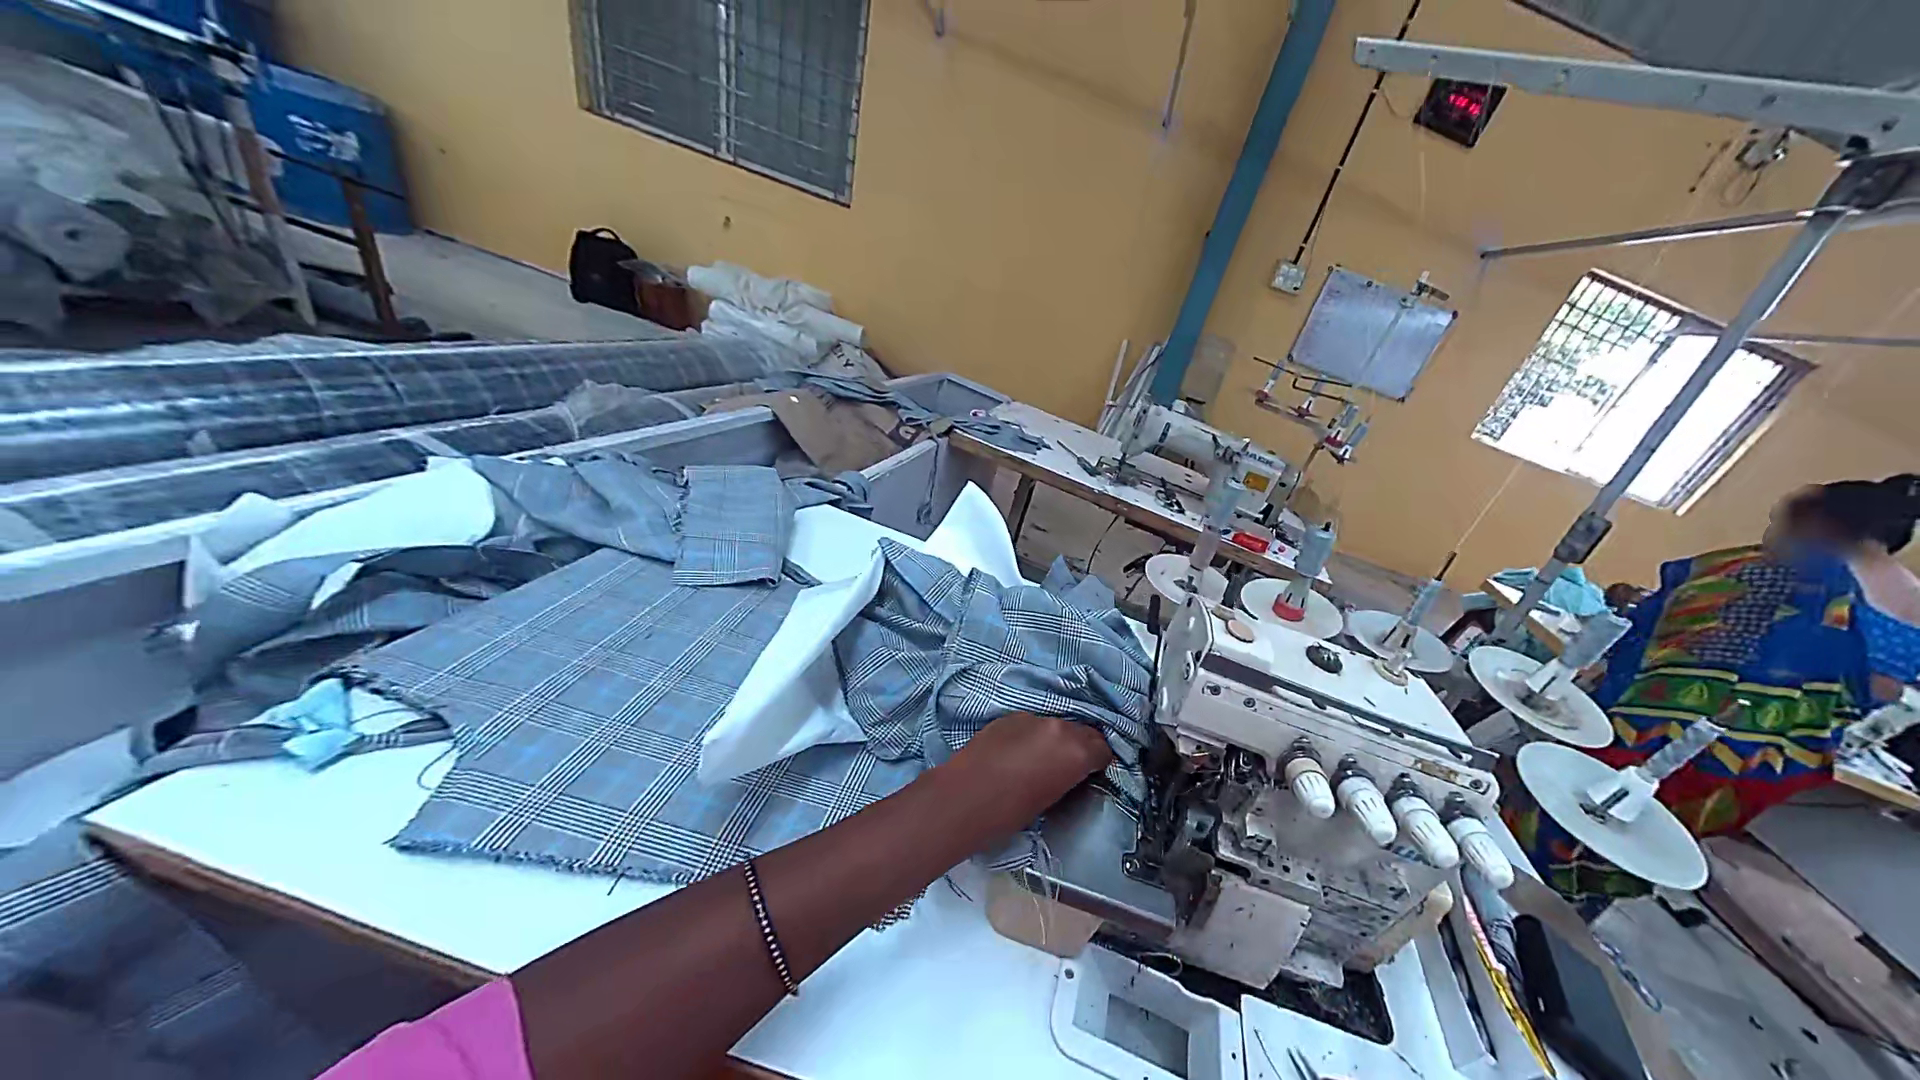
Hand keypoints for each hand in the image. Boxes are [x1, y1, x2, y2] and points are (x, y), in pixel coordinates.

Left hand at [941, 712, 1114, 809]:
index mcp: (1076, 751)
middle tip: (1073, 767)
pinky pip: (1032, 724)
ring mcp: (1033, 718)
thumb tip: (1070, 772)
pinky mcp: (1010, 717)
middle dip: (1082, 746)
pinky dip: (1033, 735)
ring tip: (1044, 759)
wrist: (966, 796)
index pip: (1103, 749)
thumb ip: (1069, 777)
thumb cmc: (1011, 811)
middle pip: (1083, 731)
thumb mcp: (1053, 799)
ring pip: (1057, 725)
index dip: (1099, 762)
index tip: (1093, 773)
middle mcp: (1059, 727)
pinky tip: (1021, 752)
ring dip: (1057, 739)